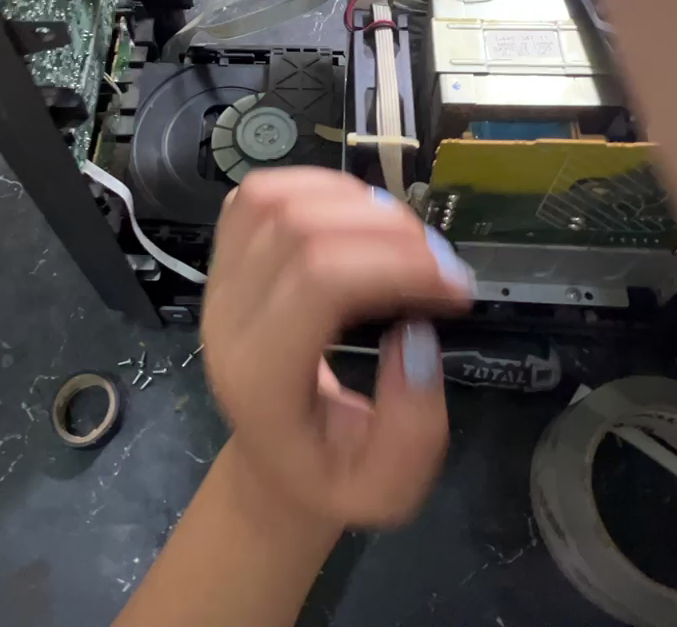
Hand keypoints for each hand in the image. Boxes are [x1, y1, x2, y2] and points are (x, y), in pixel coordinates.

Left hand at [202, 168, 474, 527]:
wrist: (273, 459)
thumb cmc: (329, 474)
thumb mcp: (388, 489)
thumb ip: (413, 427)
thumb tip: (417, 334)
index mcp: (260, 379)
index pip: (317, 284)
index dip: (395, 265)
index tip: (457, 287)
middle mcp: (227, 318)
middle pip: (297, 228)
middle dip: (385, 229)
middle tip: (441, 261)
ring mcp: (219, 281)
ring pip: (271, 198)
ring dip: (351, 199)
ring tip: (405, 235)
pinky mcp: (225, 258)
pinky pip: (259, 195)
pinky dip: (317, 186)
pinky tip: (361, 213)